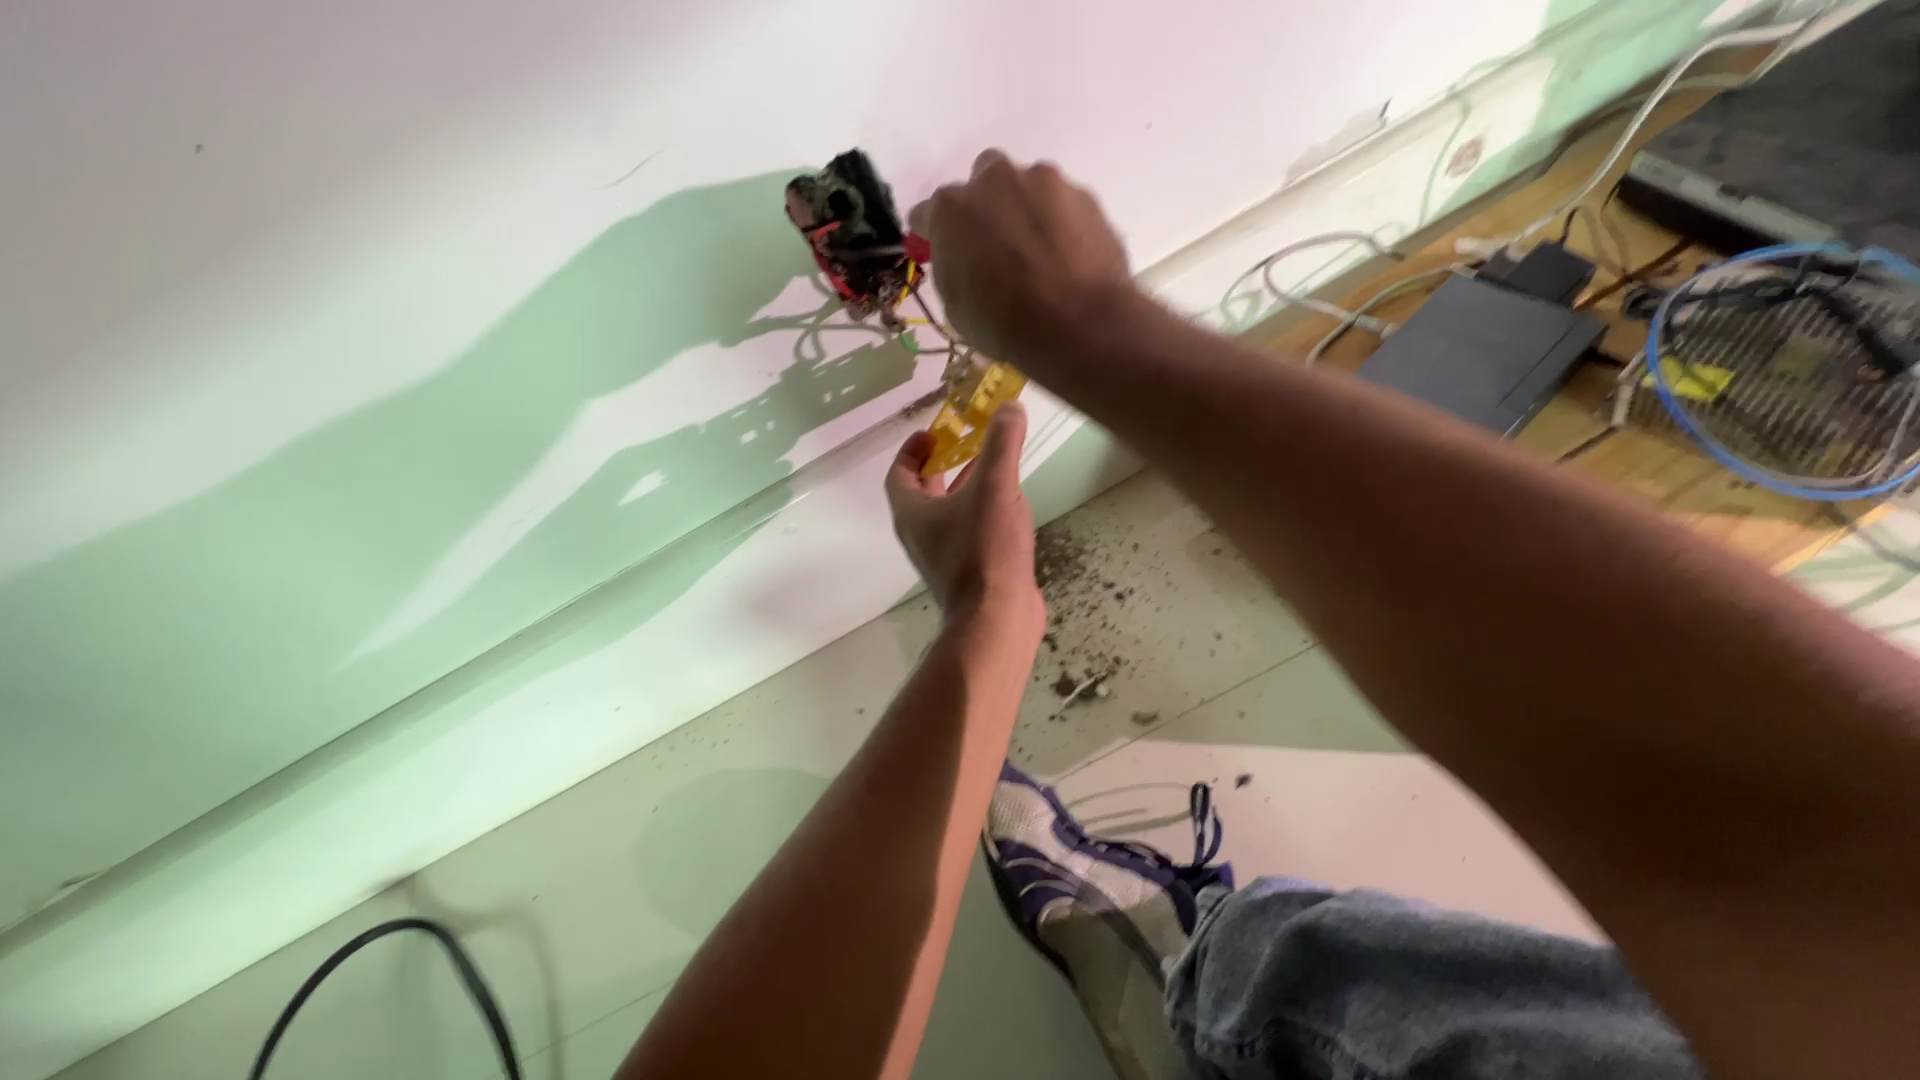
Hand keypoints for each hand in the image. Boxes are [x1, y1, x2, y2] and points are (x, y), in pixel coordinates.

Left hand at [886, 402, 1042, 623]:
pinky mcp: (969, 572)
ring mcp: (945, 557)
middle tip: (965, 443)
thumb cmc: (984, 550)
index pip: (899, 474)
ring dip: (966, 487)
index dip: (911, 450)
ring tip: (993, 466)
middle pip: (924, 493)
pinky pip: (971, 532)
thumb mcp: (994, 487)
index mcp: (912, 513)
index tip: (933, 433)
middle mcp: (922, 535)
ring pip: (950, 513)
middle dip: (942, 465)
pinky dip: (984, 512)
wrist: (996, 619)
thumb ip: (1001, 444)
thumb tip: (1009, 407)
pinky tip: (1012, 506)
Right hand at [908, 150, 1136, 367]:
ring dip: (1028, 211)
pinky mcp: (1085, 195)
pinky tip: (1069, 257)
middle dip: (987, 205)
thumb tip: (963, 257)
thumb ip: (953, 265)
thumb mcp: (955, 305)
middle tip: (998, 244)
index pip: (928, 213)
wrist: (1077, 325)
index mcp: (951, 208)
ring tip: (1041, 253)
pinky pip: (1064, 204)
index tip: (946, 253)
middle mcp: (995, 180)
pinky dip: (1062, 224)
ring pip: (1028, 186)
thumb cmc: (1003, 323)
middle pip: (983, 180)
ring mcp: (1044, 182)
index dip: (935, 235)